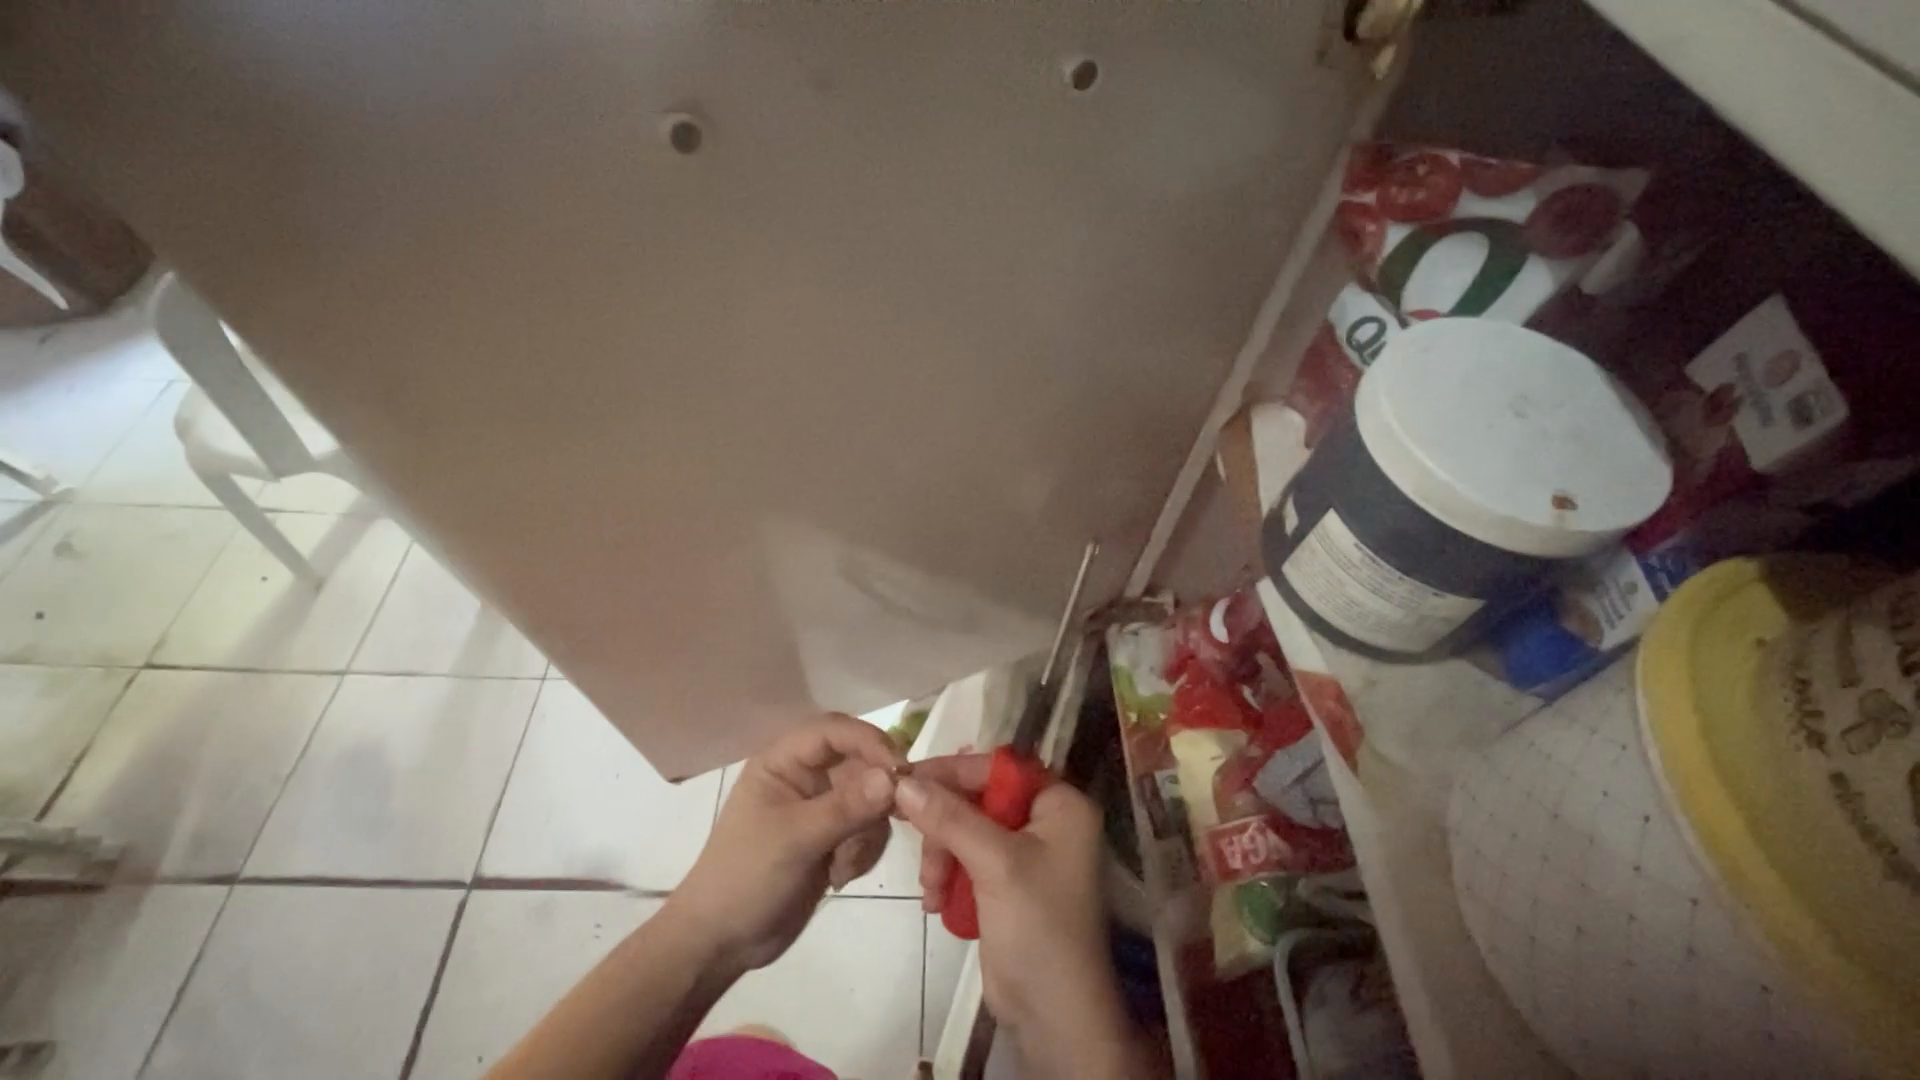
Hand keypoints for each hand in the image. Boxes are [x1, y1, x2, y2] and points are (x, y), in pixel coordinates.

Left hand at [666, 714, 903, 974]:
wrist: (722, 941)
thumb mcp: (796, 839)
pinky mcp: (832, 838)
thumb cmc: (746, 878)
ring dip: (868, 831)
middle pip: (860, 762)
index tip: (901, 771)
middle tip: (898, 817)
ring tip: (844, 864)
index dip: (870, 741)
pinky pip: (868, 829)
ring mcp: (820, 809)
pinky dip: (863, 851)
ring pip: (870, 798)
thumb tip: (894, 778)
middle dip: (877, 792)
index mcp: (782, 762)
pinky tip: (839, 876)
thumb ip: (847, 806)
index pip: (834, 730)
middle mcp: (804, 777)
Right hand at [897, 756, 1133, 1075]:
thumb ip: (950, 817)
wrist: (1053, 1012)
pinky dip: (948, 877)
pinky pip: (966, 862)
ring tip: (932, 891)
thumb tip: (903, 780)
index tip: (906, 779)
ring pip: (965, 832)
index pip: (999, 768)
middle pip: (978, 799)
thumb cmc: (1038, 926)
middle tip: (923, 854)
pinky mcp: (1006, 885)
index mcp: (1060, 804)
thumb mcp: (995, 863)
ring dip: (941, 858)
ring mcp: (1026, 855)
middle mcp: (1046, 822)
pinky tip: (937, 904)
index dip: (953, 772)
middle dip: (944, 828)